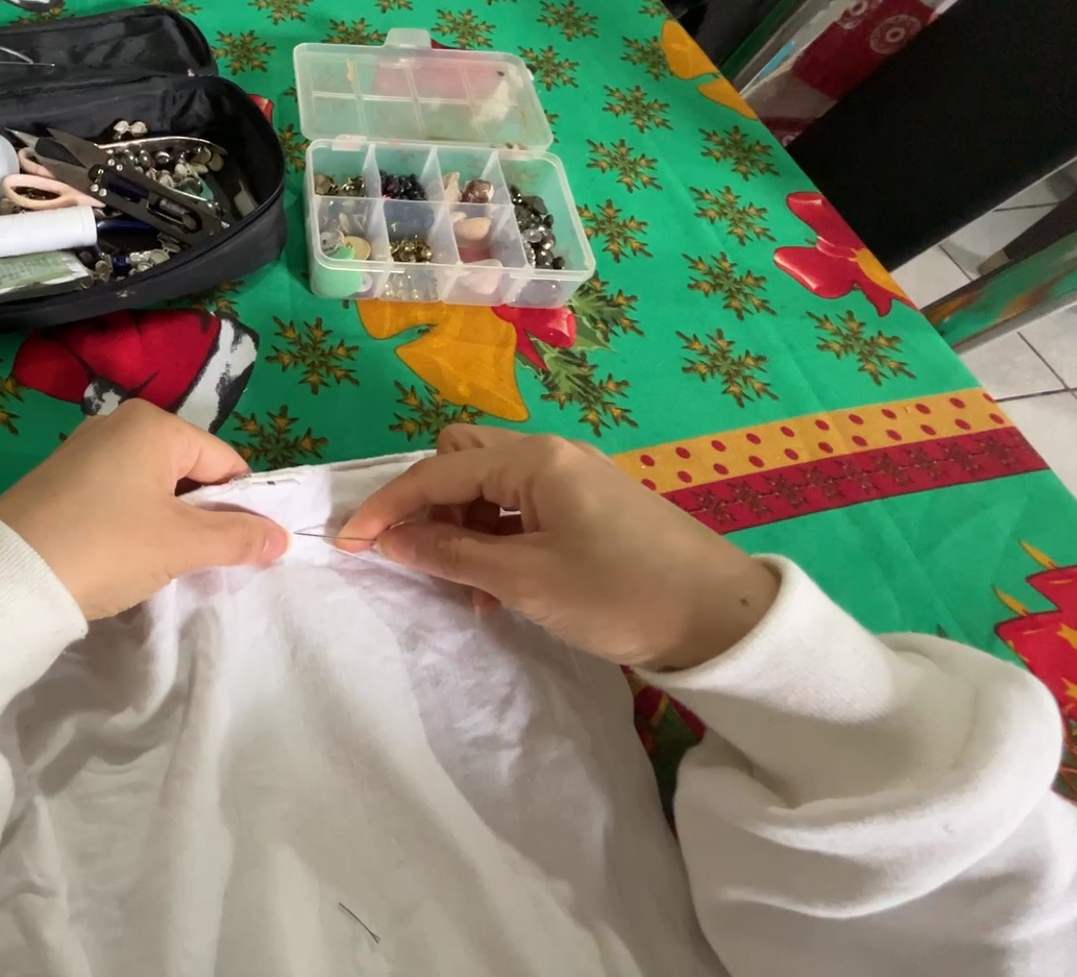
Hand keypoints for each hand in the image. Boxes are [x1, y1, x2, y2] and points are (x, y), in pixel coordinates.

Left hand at [0, 400, 288, 619]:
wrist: (9, 576)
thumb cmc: (108, 545)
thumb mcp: (181, 544)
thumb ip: (237, 537)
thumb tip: (281, 538)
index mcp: (153, 425)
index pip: (223, 461)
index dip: (241, 504)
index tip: (243, 547)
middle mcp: (117, 425)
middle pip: (187, 471)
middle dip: (201, 514)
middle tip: (197, 558)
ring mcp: (83, 451)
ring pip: (152, 486)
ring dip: (167, 522)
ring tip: (158, 560)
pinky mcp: (59, 480)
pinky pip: (117, 495)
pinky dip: (131, 522)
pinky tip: (121, 554)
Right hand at [337, 426, 778, 670]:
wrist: (727, 622)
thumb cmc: (620, 596)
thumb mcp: (523, 580)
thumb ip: (448, 554)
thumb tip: (386, 541)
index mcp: (532, 460)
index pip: (436, 472)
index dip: (387, 507)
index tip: (349, 541)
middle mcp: (546, 454)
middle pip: (458, 457)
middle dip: (426, 501)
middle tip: (420, 549)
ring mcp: (567, 476)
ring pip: (484, 483)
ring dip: (459, 524)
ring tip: (462, 580)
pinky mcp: (582, 501)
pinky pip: (514, 505)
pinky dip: (491, 534)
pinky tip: (495, 581)